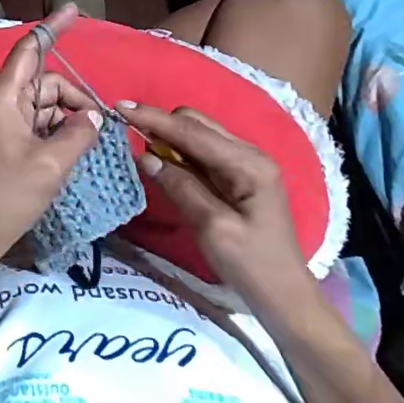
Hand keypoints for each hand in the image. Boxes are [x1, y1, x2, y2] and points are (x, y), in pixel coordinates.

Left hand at [0, 5, 101, 267]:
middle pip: (43, 80)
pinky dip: (57, 129)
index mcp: (3, 99)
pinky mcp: (5, 141)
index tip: (73, 9)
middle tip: (99, 121)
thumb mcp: (52, 164)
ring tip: (90, 139)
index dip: (52, 28)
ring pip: (42, 103)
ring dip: (67, 115)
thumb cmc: (9, 196)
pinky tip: (76, 147)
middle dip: (72, 94)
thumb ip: (78, 133)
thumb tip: (93, 116)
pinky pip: (37, 122)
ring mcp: (1, 123)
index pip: (29, 50)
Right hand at [116, 102, 315, 301]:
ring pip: (198, 135)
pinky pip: (202, 152)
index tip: (120, 108)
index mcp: (248, 164)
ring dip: (168, 137)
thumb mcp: (212, 227)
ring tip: (140, 147)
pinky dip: (179, 152)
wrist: (283, 294)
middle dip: (161, 124)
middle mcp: (249, 154)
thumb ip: (181, 187)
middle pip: (196, 123)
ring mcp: (245, 164)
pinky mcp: (238, 176)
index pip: (192, 131)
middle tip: (127, 135)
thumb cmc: (250, 264)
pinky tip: (163, 162)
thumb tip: (146, 156)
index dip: (154, 118)